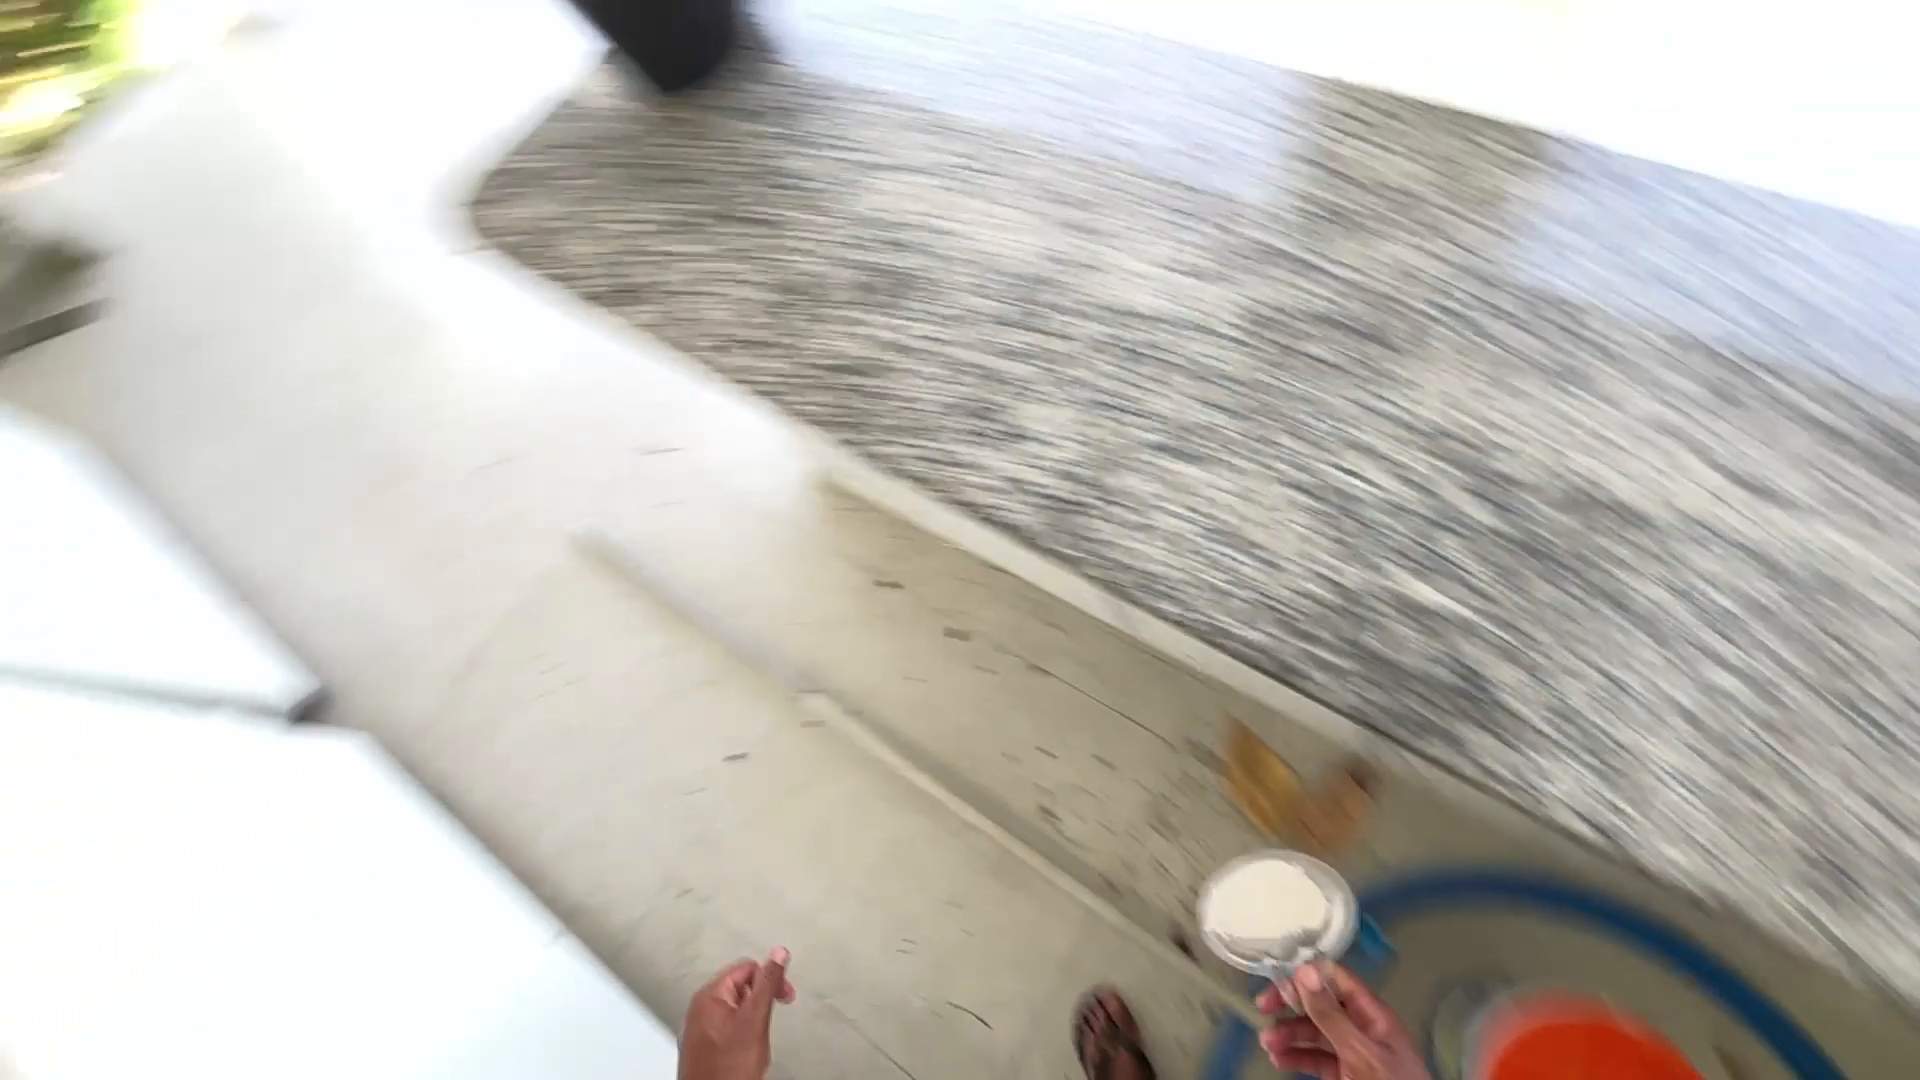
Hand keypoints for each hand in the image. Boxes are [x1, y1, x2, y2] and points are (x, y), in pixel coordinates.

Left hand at [678, 947, 795, 1079]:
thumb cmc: (729, 1068)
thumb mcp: (755, 1019)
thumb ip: (768, 983)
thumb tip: (778, 952)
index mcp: (708, 996)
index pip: (747, 968)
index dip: (769, 979)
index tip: (785, 995)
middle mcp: (700, 1009)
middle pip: (741, 987)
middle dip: (760, 1002)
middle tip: (769, 1021)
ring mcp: (700, 1029)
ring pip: (736, 1009)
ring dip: (752, 1019)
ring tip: (756, 1041)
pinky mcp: (703, 1047)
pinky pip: (728, 1028)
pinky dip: (742, 1033)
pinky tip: (745, 1051)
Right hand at [1256, 962, 1428, 1079]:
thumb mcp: (1360, 1053)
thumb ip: (1331, 1015)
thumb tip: (1303, 969)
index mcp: (1372, 1014)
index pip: (1335, 978)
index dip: (1306, 975)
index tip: (1278, 982)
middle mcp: (1361, 1027)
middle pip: (1320, 1003)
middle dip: (1290, 1005)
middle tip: (1263, 1008)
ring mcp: (1353, 1052)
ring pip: (1314, 1031)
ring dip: (1288, 1033)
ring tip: (1267, 1043)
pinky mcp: (1345, 1074)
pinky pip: (1316, 1057)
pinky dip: (1296, 1056)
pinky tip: (1278, 1060)